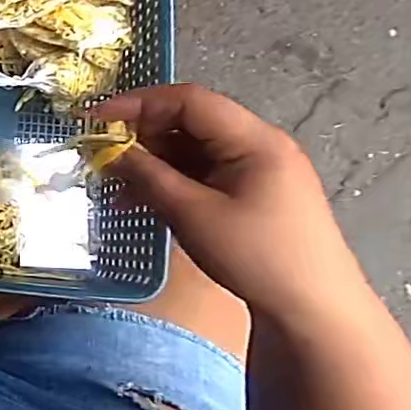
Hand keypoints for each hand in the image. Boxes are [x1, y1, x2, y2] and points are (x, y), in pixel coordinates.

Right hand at [94, 84, 368, 323]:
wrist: (313, 309)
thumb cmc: (255, 257)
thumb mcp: (193, 214)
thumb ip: (149, 176)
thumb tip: (112, 152)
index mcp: (253, 139)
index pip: (189, 100)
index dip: (139, 103)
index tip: (97, 119)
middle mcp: (258, 144)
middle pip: (191, 123)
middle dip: (144, 135)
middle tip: (104, 157)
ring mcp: (258, 170)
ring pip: (195, 151)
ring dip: (154, 163)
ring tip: (117, 186)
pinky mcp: (253, 194)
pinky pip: (205, 174)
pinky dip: (173, 182)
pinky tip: (144, 201)